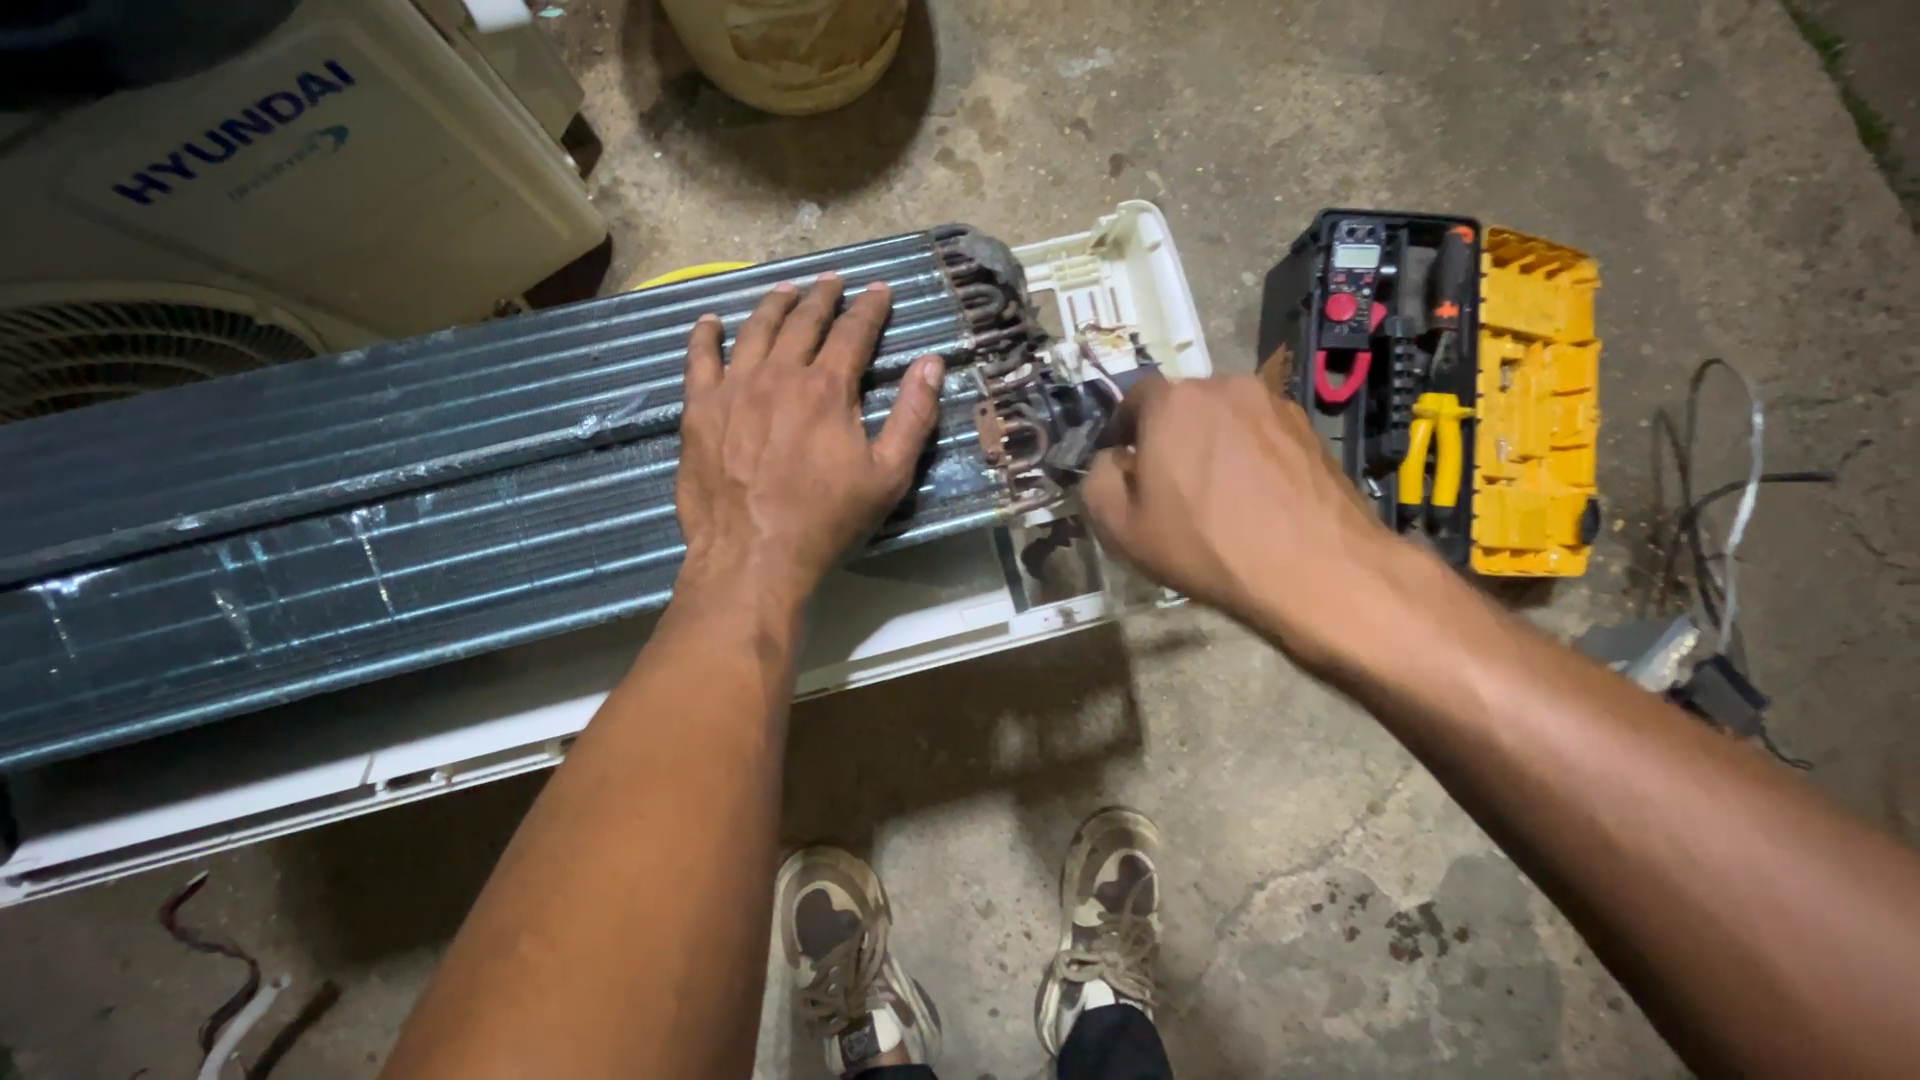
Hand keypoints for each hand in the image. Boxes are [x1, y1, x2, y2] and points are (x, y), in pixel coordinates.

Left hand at [674, 274, 944, 617]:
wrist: (753, 555)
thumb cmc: (827, 520)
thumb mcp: (888, 476)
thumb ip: (914, 416)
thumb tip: (932, 364)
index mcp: (828, 388)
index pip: (853, 331)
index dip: (870, 307)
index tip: (880, 290)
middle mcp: (779, 374)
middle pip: (803, 321)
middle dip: (823, 296)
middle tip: (833, 281)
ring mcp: (733, 388)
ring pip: (754, 330)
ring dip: (774, 304)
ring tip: (786, 289)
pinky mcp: (699, 410)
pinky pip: (699, 360)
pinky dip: (706, 336)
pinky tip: (710, 321)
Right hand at [1081, 374, 1397, 666]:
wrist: (1316, 569)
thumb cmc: (1206, 546)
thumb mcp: (1120, 527)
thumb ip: (1097, 480)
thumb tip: (1111, 460)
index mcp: (1172, 400)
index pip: (1134, 399)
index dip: (1125, 433)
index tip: (1128, 468)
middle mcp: (1223, 386)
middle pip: (1182, 407)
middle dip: (1171, 438)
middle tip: (1172, 487)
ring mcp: (1273, 403)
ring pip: (1225, 419)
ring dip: (1214, 446)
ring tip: (1220, 495)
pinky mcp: (1308, 428)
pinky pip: (1262, 435)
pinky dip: (1251, 457)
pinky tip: (1257, 500)